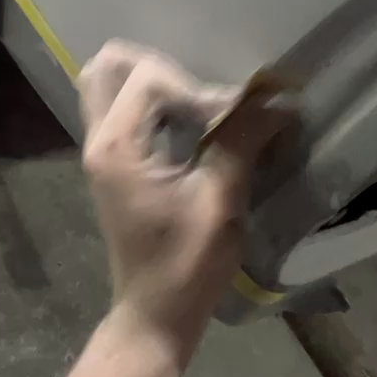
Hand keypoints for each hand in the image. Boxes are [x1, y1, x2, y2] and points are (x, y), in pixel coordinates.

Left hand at [77, 42, 284, 365]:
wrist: (154, 314)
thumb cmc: (186, 265)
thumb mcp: (220, 203)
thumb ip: (241, 142)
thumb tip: (278, 100)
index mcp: (117, 146)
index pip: (150, 79)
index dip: (198, 89)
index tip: (233, 118)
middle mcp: (97, 137)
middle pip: (112, 63)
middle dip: (164, 68)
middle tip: (202, 96)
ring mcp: (97, 146)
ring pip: (105, 79)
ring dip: (149, 77)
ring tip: (191, 99)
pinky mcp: (108, 156)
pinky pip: (113, 102)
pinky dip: (143, 96)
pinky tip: (180, 116)